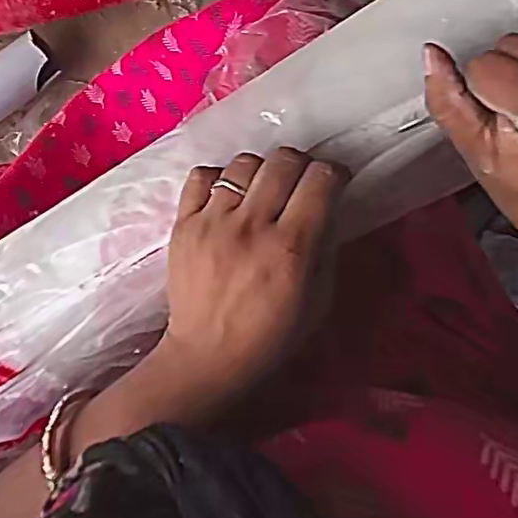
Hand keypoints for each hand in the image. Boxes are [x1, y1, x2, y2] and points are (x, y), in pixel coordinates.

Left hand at [155, 148, 345, 416]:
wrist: (206, 357)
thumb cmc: (271, 336)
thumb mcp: (318, 300)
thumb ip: (327, 248)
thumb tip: (329, 206)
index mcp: (291, 248)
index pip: (320, 179)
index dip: (334, 173)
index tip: (334, 182)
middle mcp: (252, 226)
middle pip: (283, 160)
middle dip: (301, 164)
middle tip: (300, 182)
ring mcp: (212, 221)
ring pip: (244, 163)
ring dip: (262, 171)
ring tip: (262, 191)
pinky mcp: (183, 223)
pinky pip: (202, 175)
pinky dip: (219, 178)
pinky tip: (227, 197)